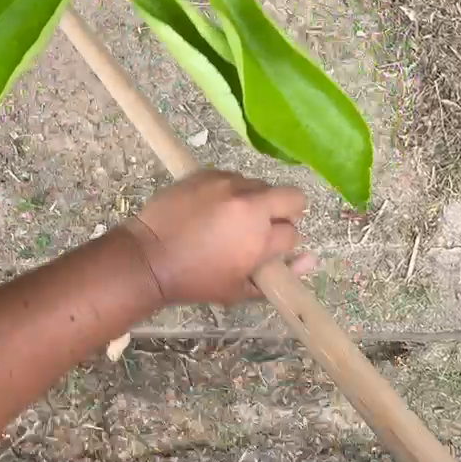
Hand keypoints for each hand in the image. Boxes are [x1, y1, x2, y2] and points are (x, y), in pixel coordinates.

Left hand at [124, 170, 310, 304]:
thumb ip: (280, 275)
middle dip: (285, 212)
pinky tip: (210, 208)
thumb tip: (311, 259)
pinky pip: (232, 178)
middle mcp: (250, 202)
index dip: (282, 243)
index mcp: (260, 235)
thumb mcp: (239, 289)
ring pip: (260, 186)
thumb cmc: (195, 279)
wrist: (149, 256)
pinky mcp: (208, 172)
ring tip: (229, 219)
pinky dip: (229, 191)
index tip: (265, 250)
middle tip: (262, 227)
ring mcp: (228, 183)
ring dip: (255, 201)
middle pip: (292, 197)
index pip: (293, 232)